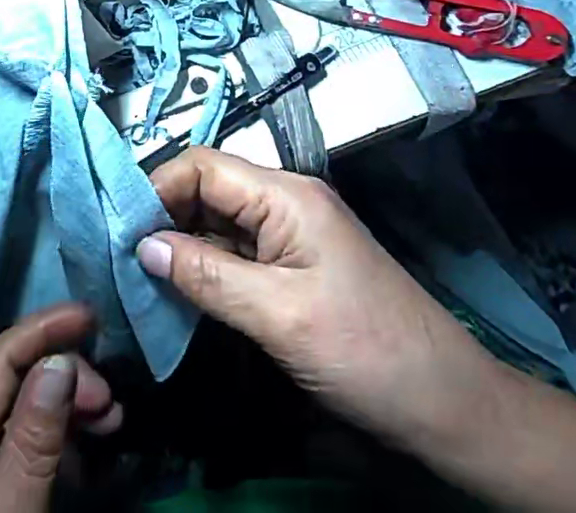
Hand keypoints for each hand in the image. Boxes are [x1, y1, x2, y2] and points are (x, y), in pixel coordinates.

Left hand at [0, 302, 122, 512]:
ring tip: (108, 420)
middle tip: (111, 404)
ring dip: (64, 404)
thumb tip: (60, 362)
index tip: (90, 315)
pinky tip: (83, 448)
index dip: (43, 330)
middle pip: (7, 381)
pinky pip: (16, 443)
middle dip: (62, 375)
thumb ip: (32, 441)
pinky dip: (53, 437)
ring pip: (15, 409)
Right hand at [137, 147, 507, 456]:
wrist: (453, 409)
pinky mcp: (291, 262)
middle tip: (125, 254)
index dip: (157, 188)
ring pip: (216, 220)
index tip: (122, 229)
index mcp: (286, 196)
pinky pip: (233, 249)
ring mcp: (289, 232)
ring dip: (180, 241)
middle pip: (206, 188)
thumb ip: (205, 275)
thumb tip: (141, 246)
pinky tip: (179, 286)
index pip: (202, 166)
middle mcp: (285, 201)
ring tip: (141, 271)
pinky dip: (203, 263)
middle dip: (163, 215)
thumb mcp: (278, 315)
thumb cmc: (368, 354)